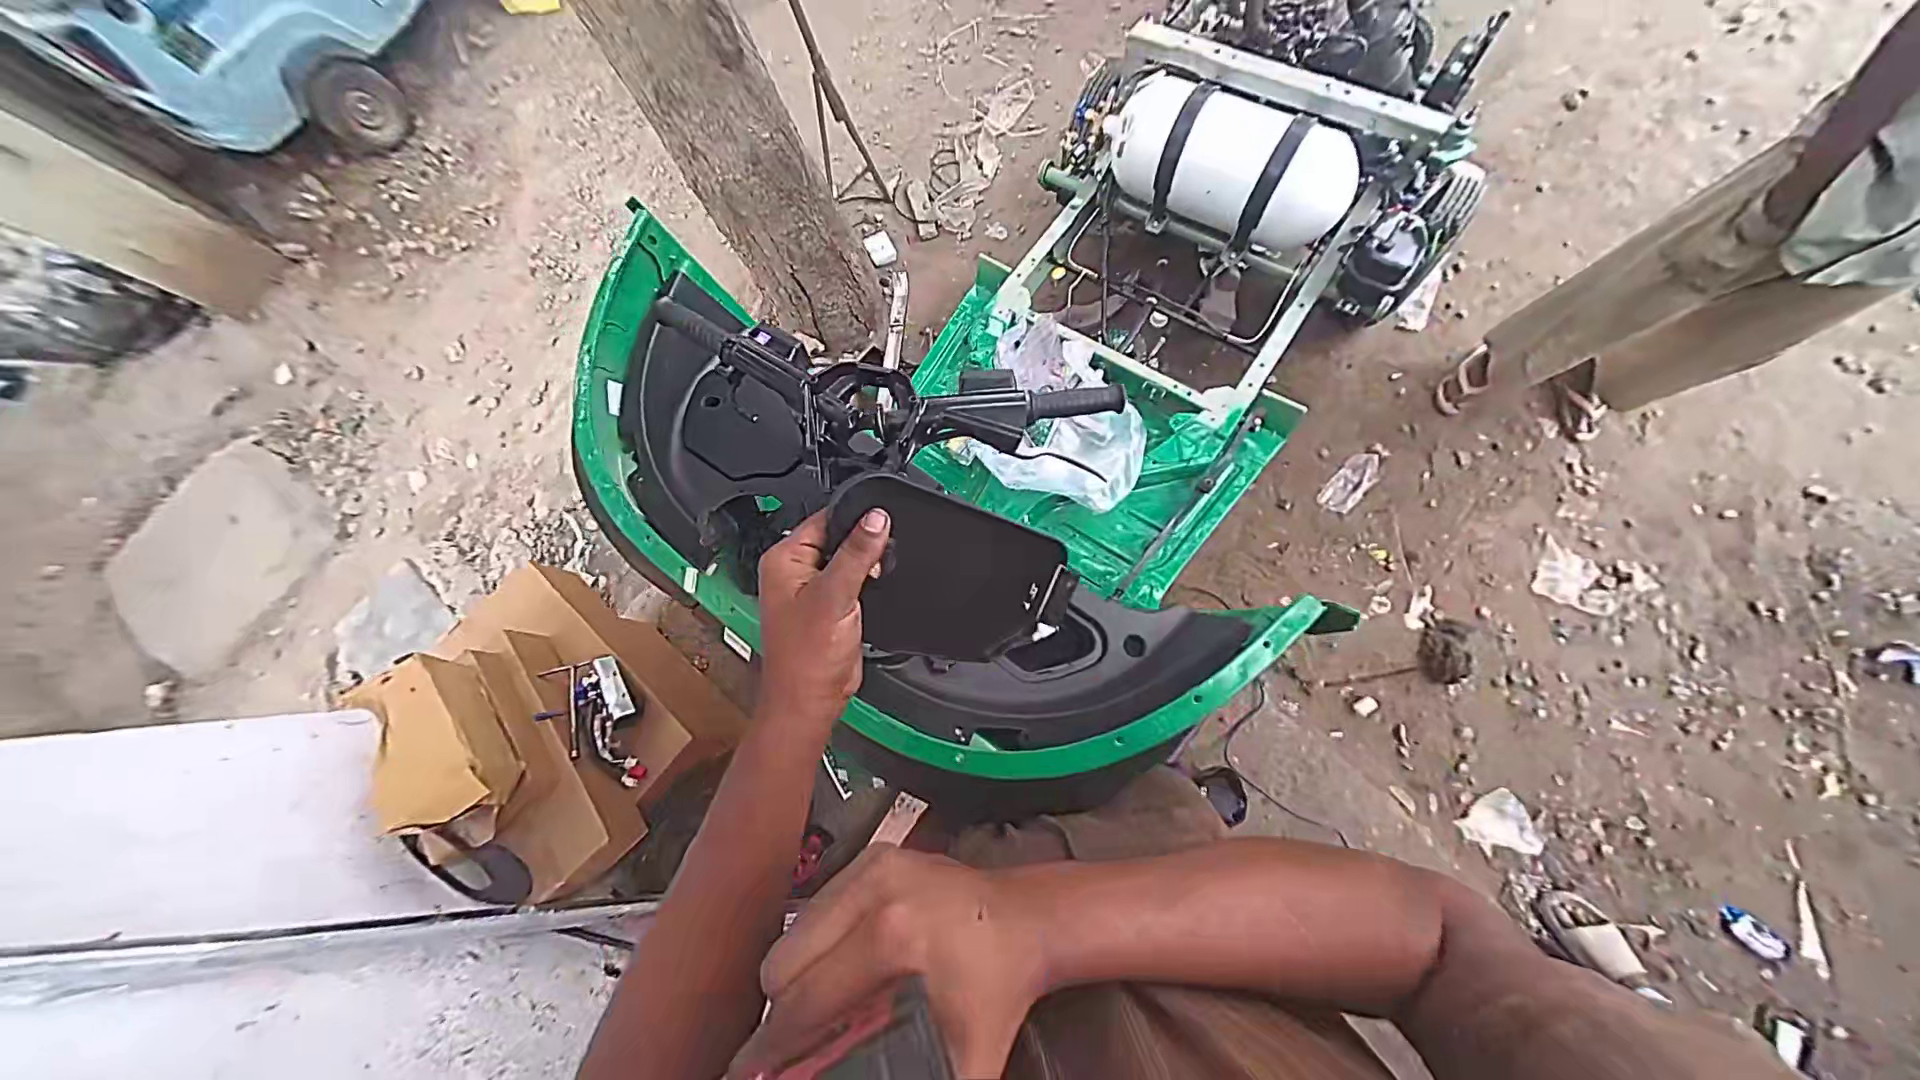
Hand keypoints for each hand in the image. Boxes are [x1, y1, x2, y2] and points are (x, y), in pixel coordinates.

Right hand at [733, 846, 1049, 1078]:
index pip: (804, 1000)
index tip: (751, 1073)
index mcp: (892, 938)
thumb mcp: (960, 1062)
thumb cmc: (994, 992)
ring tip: (818, 1002)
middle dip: (783, 1012)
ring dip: (798, 973)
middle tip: (795, 1041)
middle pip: (784, 963)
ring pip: (794, 929)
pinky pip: (817, 903)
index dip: (773, 1048)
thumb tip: (840, 1077)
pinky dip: (818, 937)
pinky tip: (841, 959)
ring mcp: (873, 862)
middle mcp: (875, 889)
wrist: (1024, 918)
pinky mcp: (876, 851)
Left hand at [756, 508, 890, 722]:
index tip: (881, 519)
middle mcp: (796, 571)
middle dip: (863, 544)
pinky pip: (854, 581)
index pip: (823, 519)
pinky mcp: (832, 605)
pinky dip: (867, 582)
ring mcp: (814, 588)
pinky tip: (872, 591)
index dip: (853, 518)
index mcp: (784, 559)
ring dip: (866, 565)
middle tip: (879, 557)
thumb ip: (857, 553)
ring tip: (870, 581)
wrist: (812, 699)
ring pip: (849, 559)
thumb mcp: (834, 595)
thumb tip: (875, 518)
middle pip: (838, 537)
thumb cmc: (805, 658)